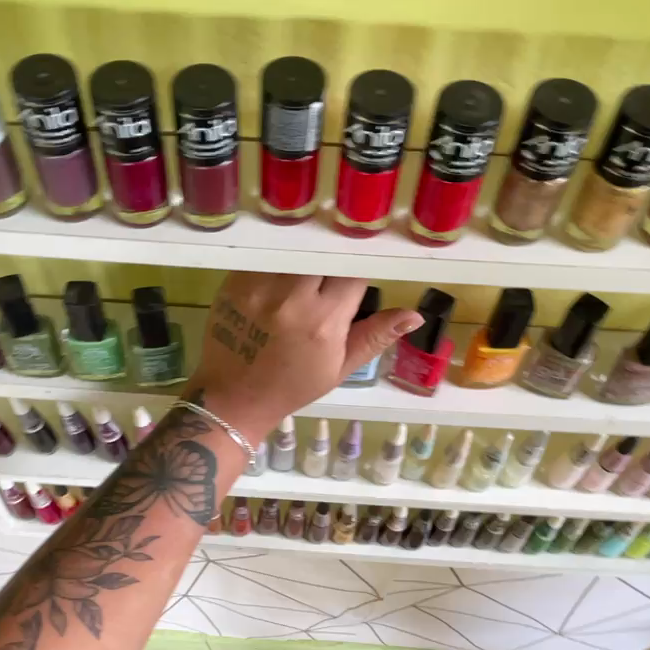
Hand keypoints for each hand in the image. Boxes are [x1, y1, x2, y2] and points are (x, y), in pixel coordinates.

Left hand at [187, 272, 421, 440]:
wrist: (234, 398)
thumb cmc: (292, 387)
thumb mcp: (339, 368)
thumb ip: (375, 336)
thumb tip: (415, 315)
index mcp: (324, 321)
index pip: (354, 270)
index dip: (359, 267)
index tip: (359, 268)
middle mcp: (292, 298)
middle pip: (323, 253)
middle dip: (331, 258)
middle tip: (330, 268)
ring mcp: (259, 287)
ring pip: (294, 250)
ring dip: (304, 256)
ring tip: (304, 270)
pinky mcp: (234, 282)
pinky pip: (264, 256)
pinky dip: (275, 262)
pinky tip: (277, 277)